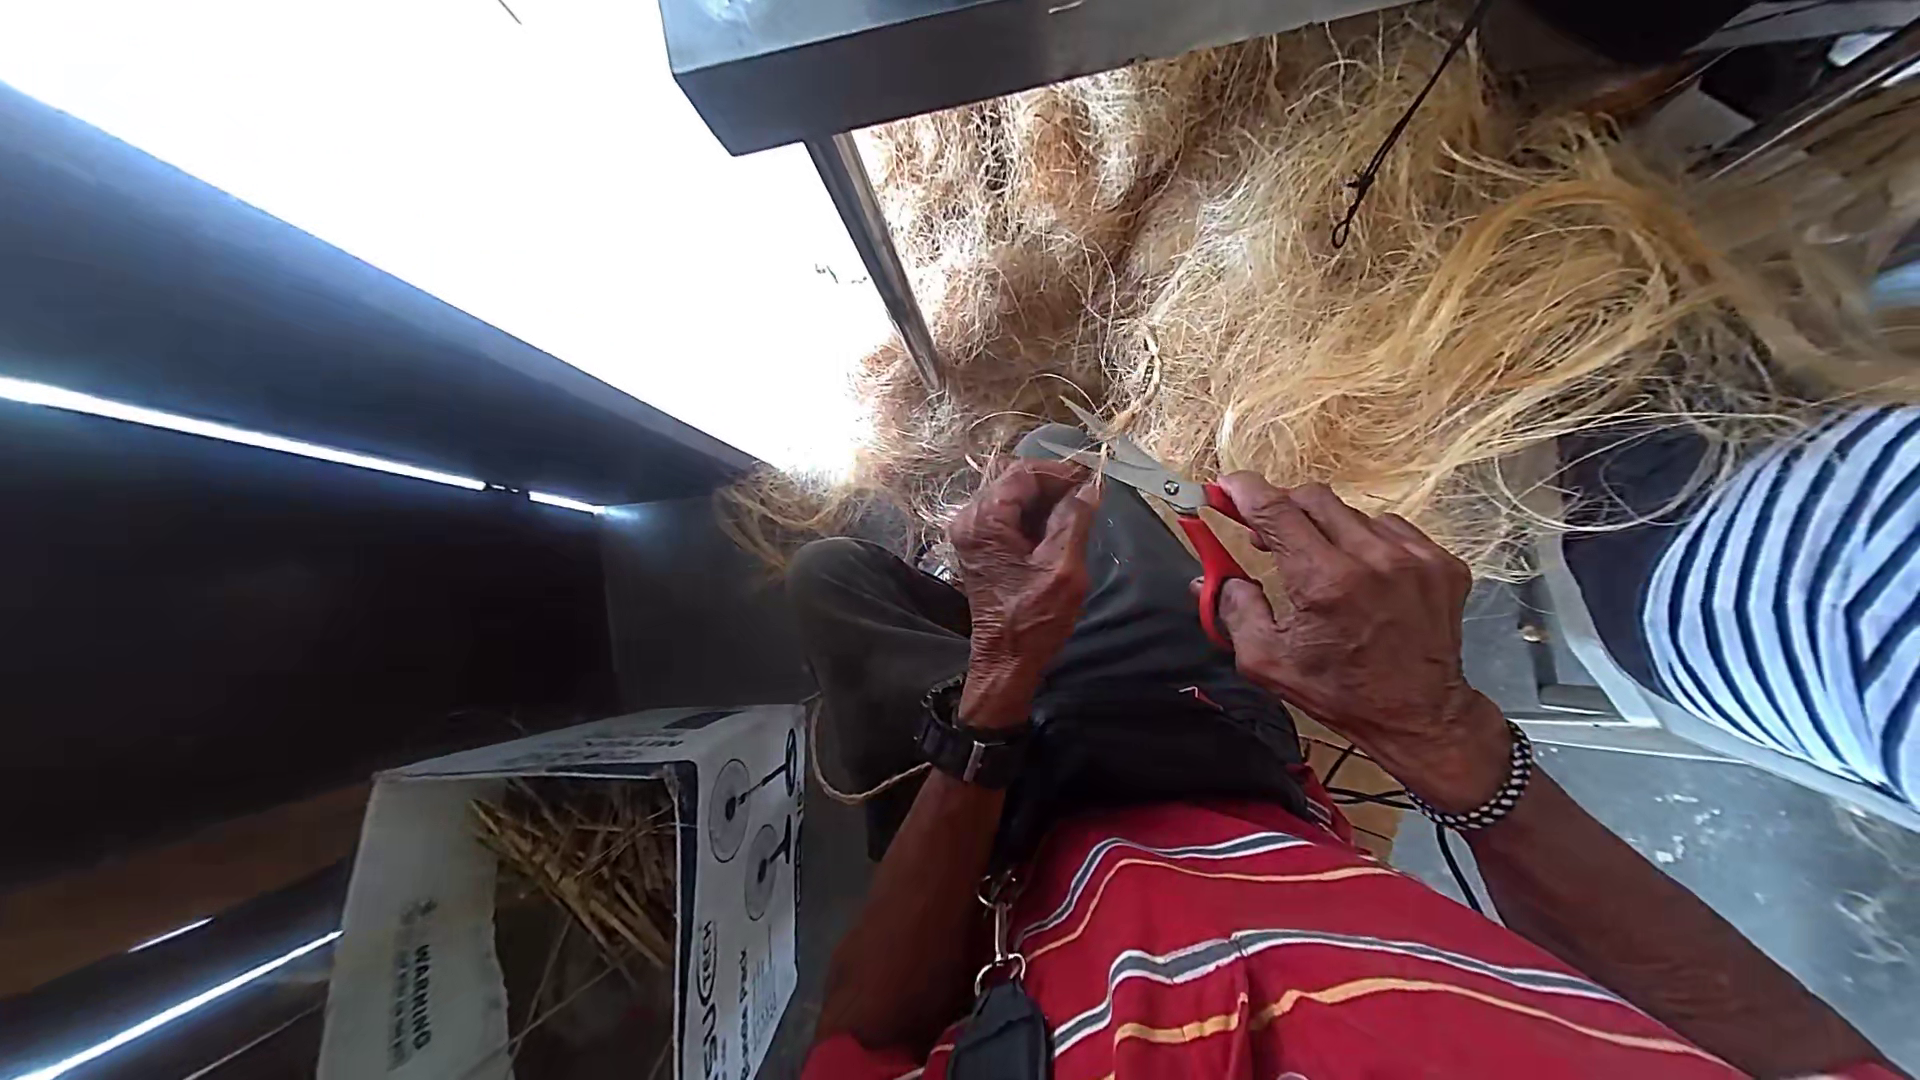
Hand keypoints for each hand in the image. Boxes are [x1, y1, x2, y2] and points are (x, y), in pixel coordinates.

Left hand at [947, 459, 1096, 729]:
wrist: (1007, 659)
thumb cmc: (1035, 618)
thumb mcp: (1063, 567)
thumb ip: (1075, 519)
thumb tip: (1091, 485)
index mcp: (984, 521)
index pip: (1023, 473)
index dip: (1060, 471)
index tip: (1092, 479)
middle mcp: (970, 520)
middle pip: (1014, 482)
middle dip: (1054, 484)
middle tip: (1089, 493)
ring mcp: (972, 534)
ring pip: (1013, 498)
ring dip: (1046, 499)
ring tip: (1080, 509)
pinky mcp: (981, 547)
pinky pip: (1009, 516)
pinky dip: (1035, 516)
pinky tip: (1060, 526)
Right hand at [1211, 475, 1511, 812]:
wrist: (1420, 717)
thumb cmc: (1337, 691)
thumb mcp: (1264, 659)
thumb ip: (1231, 609)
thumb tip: (1209, 577)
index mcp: (1324, 582)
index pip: (1275, 510)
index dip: (1243, 490)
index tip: (1225, 486)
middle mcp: (1372, 560)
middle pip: (1311, 497)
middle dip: (1278, 506)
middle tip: (1262, 531)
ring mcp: (1414, 558)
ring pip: (1348, 511)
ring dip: (1319, 525)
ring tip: (1311, 556)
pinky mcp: (1441, 563)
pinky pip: (1388, 526)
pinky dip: (1360, 537)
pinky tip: (1355, 567)